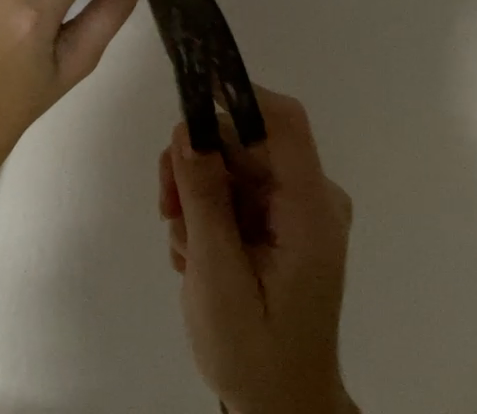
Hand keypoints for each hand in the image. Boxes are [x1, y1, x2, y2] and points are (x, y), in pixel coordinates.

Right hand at [159, 87, 357, 413]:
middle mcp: (310, 198)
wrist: (280, 405)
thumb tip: (186, 129)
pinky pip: (234, 191)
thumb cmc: (253, 348)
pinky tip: (197, 254)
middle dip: (196, 166)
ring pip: (230, 164)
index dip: (235, 95)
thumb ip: (202, 198)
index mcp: (310, 208)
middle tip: (166, 211)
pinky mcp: (281, 224)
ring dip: (196, 196)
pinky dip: (207, 213)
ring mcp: (296, 211)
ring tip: (184, 247)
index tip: (185, 101)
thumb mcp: (216, 273)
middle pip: (244, 141)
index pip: (282, 120)